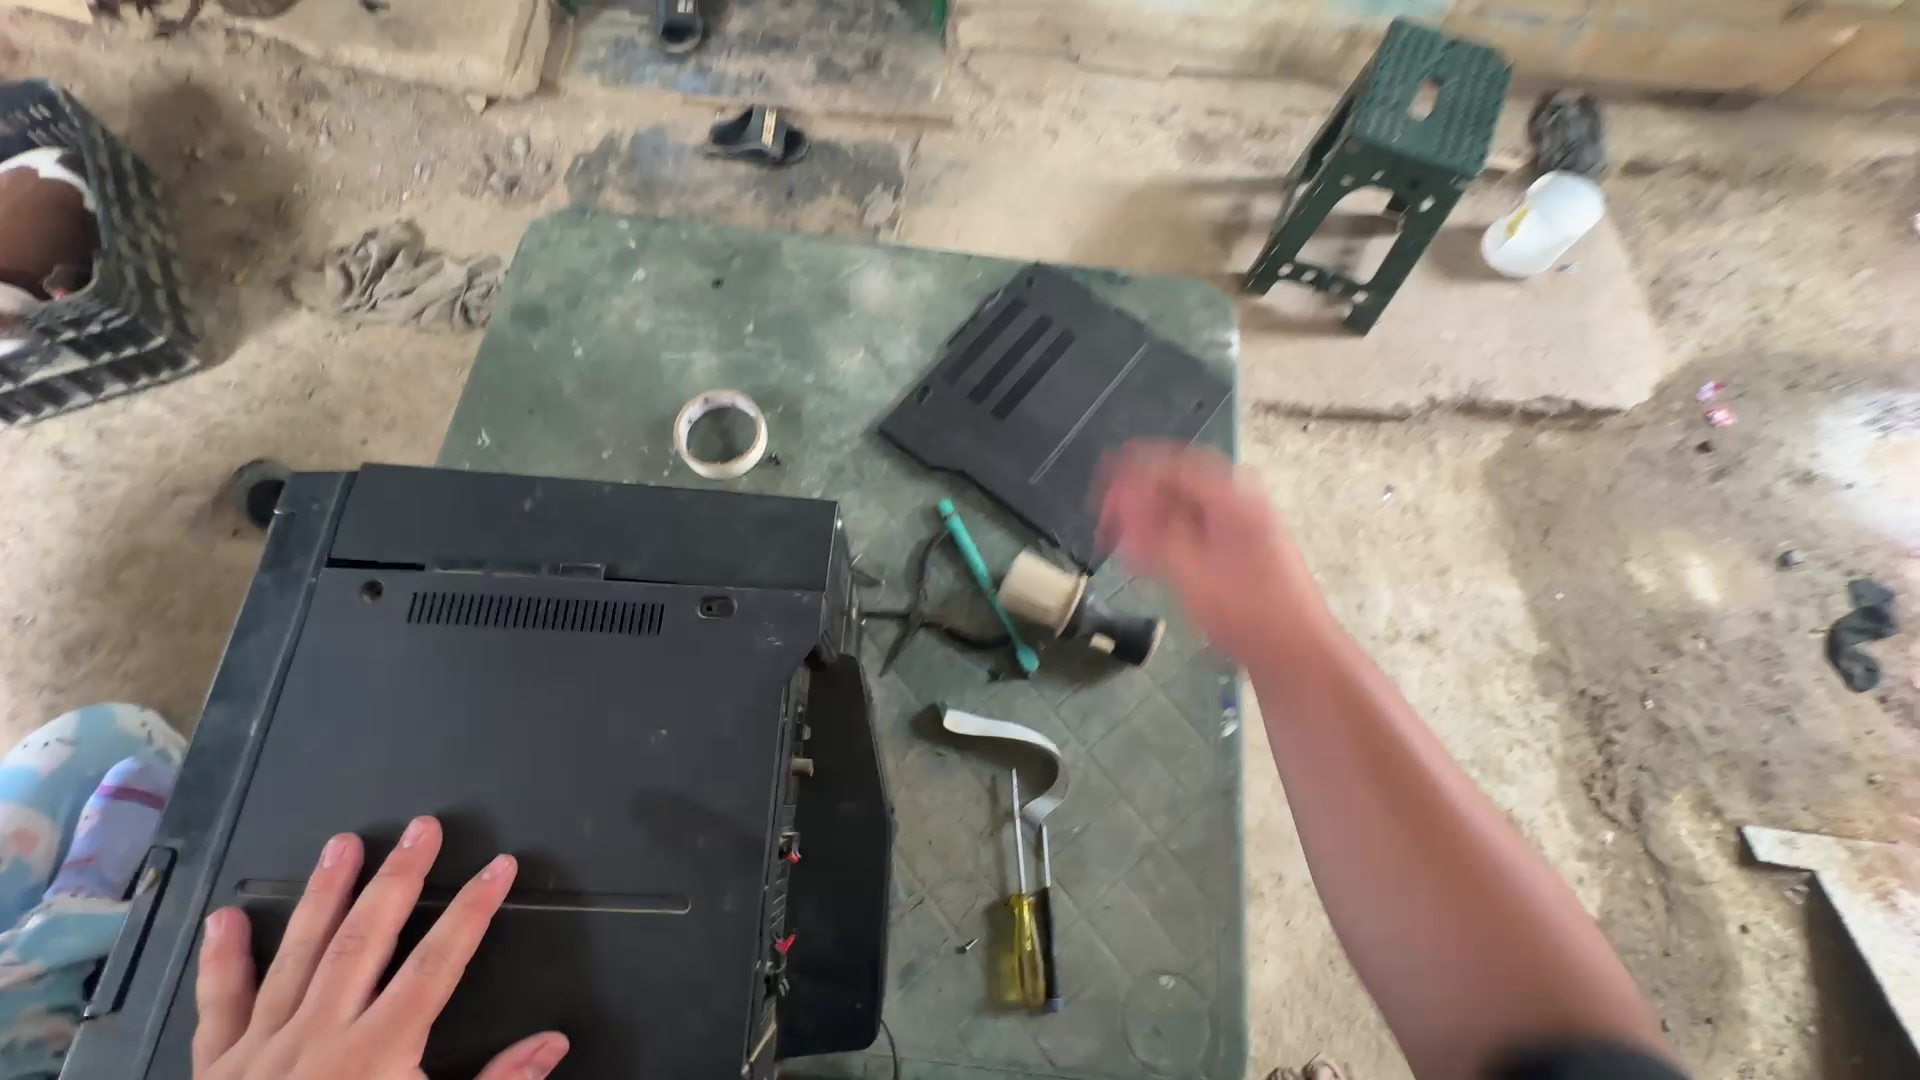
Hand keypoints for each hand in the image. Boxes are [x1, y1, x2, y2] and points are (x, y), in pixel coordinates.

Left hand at [194, 817, 568, 1079]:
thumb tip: (555, 1040)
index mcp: (376, 1055)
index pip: (438, 962)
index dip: (474, 909)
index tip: (501, 865)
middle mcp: (318, 1038)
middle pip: (364, 940)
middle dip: (398, 878)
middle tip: (422, 828)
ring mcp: (261, 1052)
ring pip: (297, 956)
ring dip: (323, 895)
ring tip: (343, 843)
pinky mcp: (215, 1073)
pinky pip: (219, 1009)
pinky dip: (221, 963)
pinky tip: (224, 919)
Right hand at [1098, 443, 1331, 662]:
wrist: (1297, 653)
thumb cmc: (1247, 613)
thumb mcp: (1191, 573)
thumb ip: (1151, 535)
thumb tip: (1120, 504)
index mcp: (1233, 499)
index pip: (1174, 465)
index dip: (1133, 471)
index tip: (1102, 486)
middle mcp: (1241, 503)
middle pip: (1180, 484)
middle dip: (1138, 498)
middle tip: (1107, 519)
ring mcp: (1244, 526)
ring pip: (1186, 507)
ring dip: (1151, 519)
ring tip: (1122, 541)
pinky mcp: (1242, 549)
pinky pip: (1197, 528)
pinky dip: (1168, 536)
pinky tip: (1149, 557)